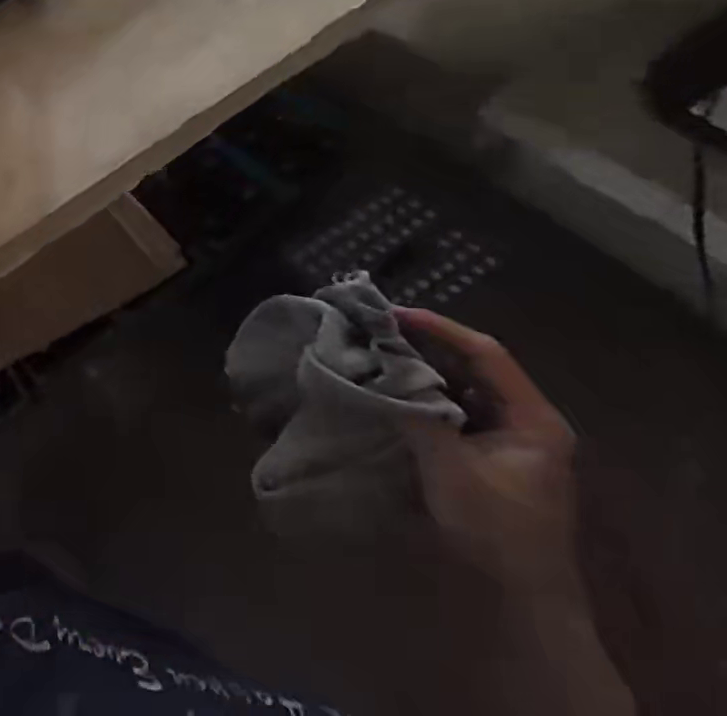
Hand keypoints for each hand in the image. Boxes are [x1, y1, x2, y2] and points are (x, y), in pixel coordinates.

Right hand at [394, 308, 579, 591]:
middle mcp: (520, 419)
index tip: (390, 313)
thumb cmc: (494, 526)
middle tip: (369, 326)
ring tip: (368, 348)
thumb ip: (418, 418)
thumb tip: (377, 373)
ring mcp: (500, 435)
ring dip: (414, 365)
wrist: (517, 588)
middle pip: (470, 365)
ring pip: (454, 384)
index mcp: (532, 419)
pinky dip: (414, 390)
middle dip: (421, 342)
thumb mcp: (452, 470)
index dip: (439, 329)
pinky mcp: (476, 448)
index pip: (486, 355)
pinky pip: (445, 406)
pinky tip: (381, 385)